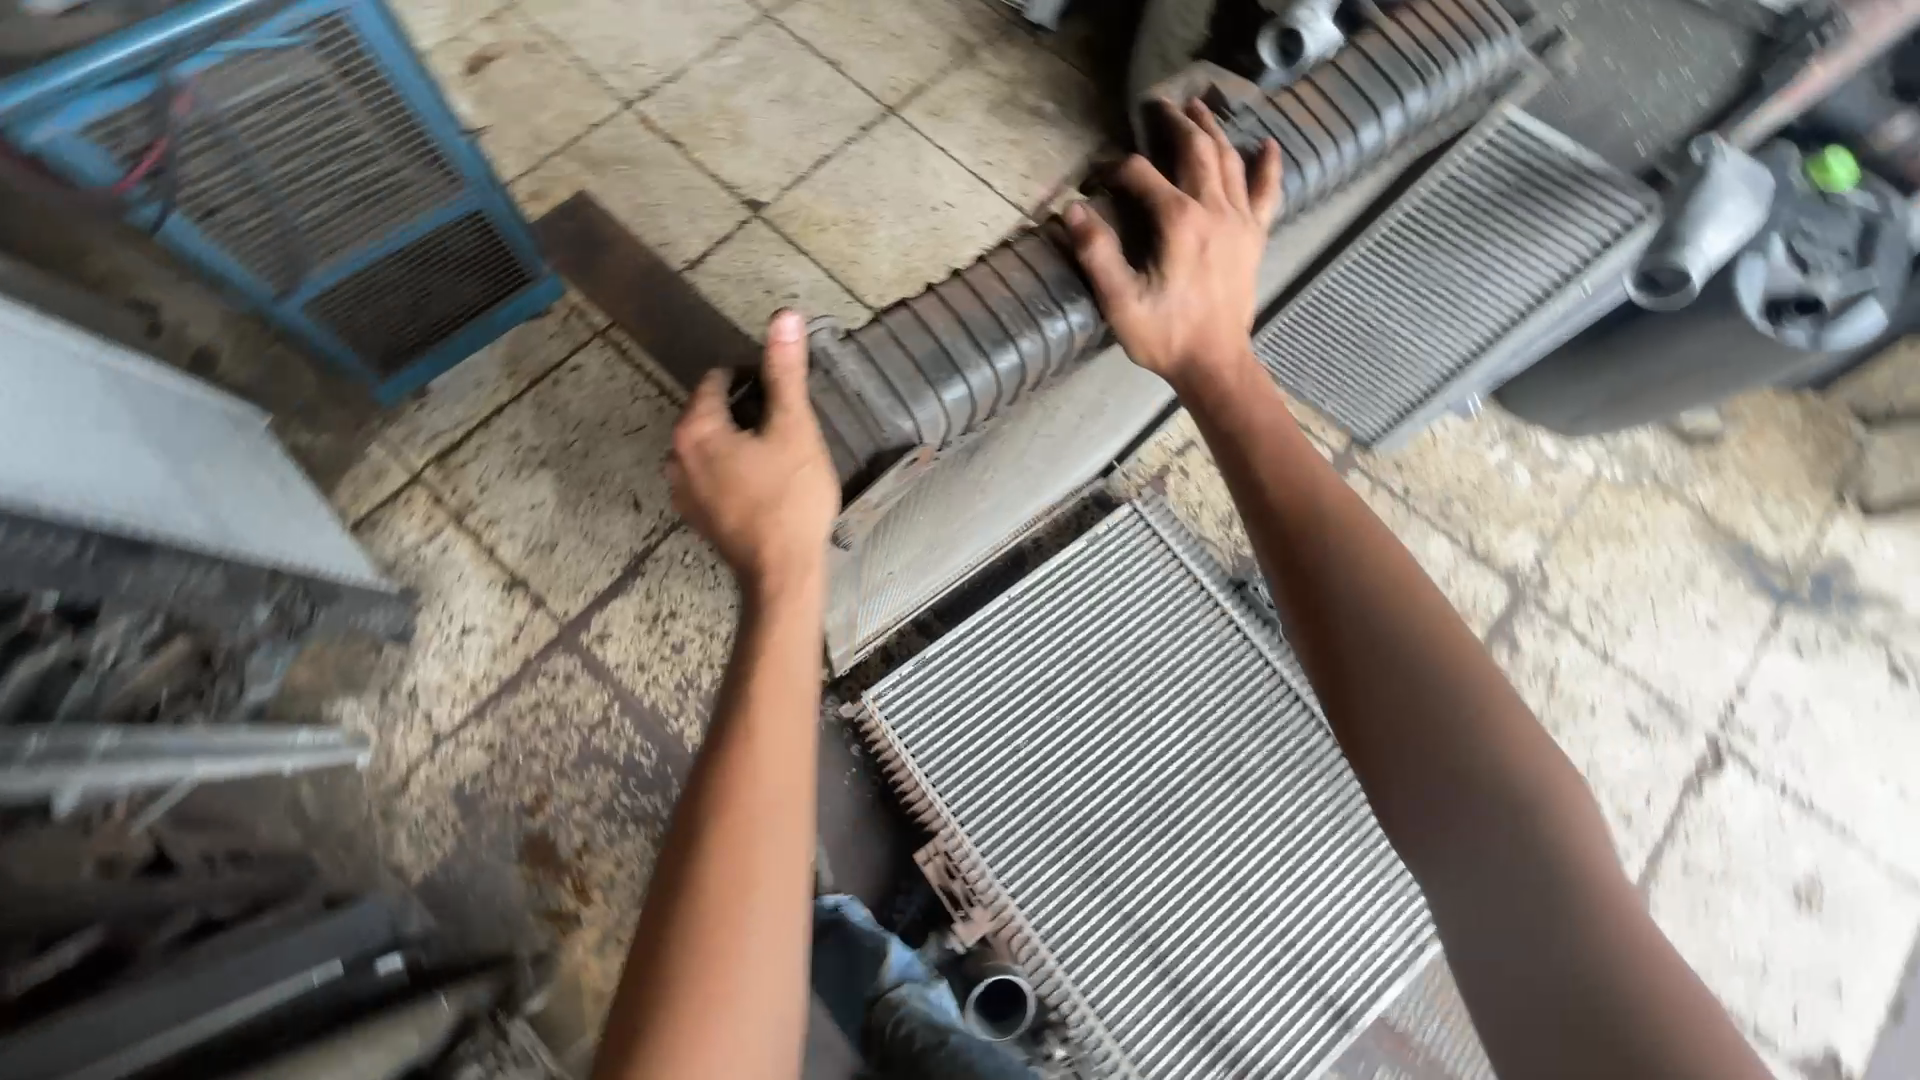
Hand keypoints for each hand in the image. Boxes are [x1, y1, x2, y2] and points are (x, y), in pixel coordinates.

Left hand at [666, 310, 839, 599]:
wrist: (782, 573)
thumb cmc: (791, 499)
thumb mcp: (795, 429)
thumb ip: (785, 372)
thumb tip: (785, 315)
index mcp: (695, 429)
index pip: (717, 379)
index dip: (754, 379)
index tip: (784, 398)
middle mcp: (676, 456)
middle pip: (711, 413)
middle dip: (746, 412)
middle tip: (787, 430)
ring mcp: (681, 490)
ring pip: (711, 447)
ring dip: (738, 443)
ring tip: (778, 458)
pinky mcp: (694, 516)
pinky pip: (711, 476)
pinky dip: (732, 471)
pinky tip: (763, 487)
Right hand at [1064, 98, 1281, 390]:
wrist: (1214, 364)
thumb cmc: (1164, 336)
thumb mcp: (1119, 301)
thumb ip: (1097, 253)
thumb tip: (1072, 211)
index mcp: (1178, 221)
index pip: (1142, 174)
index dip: (1116, 167)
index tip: (1098, 174)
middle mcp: (1213, 210)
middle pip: (1195, 149)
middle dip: (1174, 123)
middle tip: (1158, 105)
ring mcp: (1240, 222)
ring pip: (1229, 160)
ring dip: (1213, 131)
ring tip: (1199, 110)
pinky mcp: (1254, 239)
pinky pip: (1265, 192)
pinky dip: (1267, 166)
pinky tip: (1267, 146)